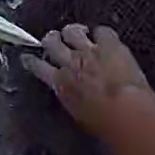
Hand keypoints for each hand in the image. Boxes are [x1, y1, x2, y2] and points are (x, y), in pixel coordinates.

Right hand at [22, 24, 154, 134]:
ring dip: (73, 32)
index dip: (31, 60)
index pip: (37, 65)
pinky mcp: (110, 45)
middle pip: (51, 42)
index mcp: (59, 82)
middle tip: (54, 40)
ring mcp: (89, 51)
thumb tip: (69, 92)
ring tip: (77, 33)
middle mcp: (70, 63)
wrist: (126, 112)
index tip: (28, 57)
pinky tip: (103, 37)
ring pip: (72, 32)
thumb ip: (68, 96)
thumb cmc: (102, 123)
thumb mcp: (76, 113)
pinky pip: (102, 31)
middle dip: (51, 40)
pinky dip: (102, 34)